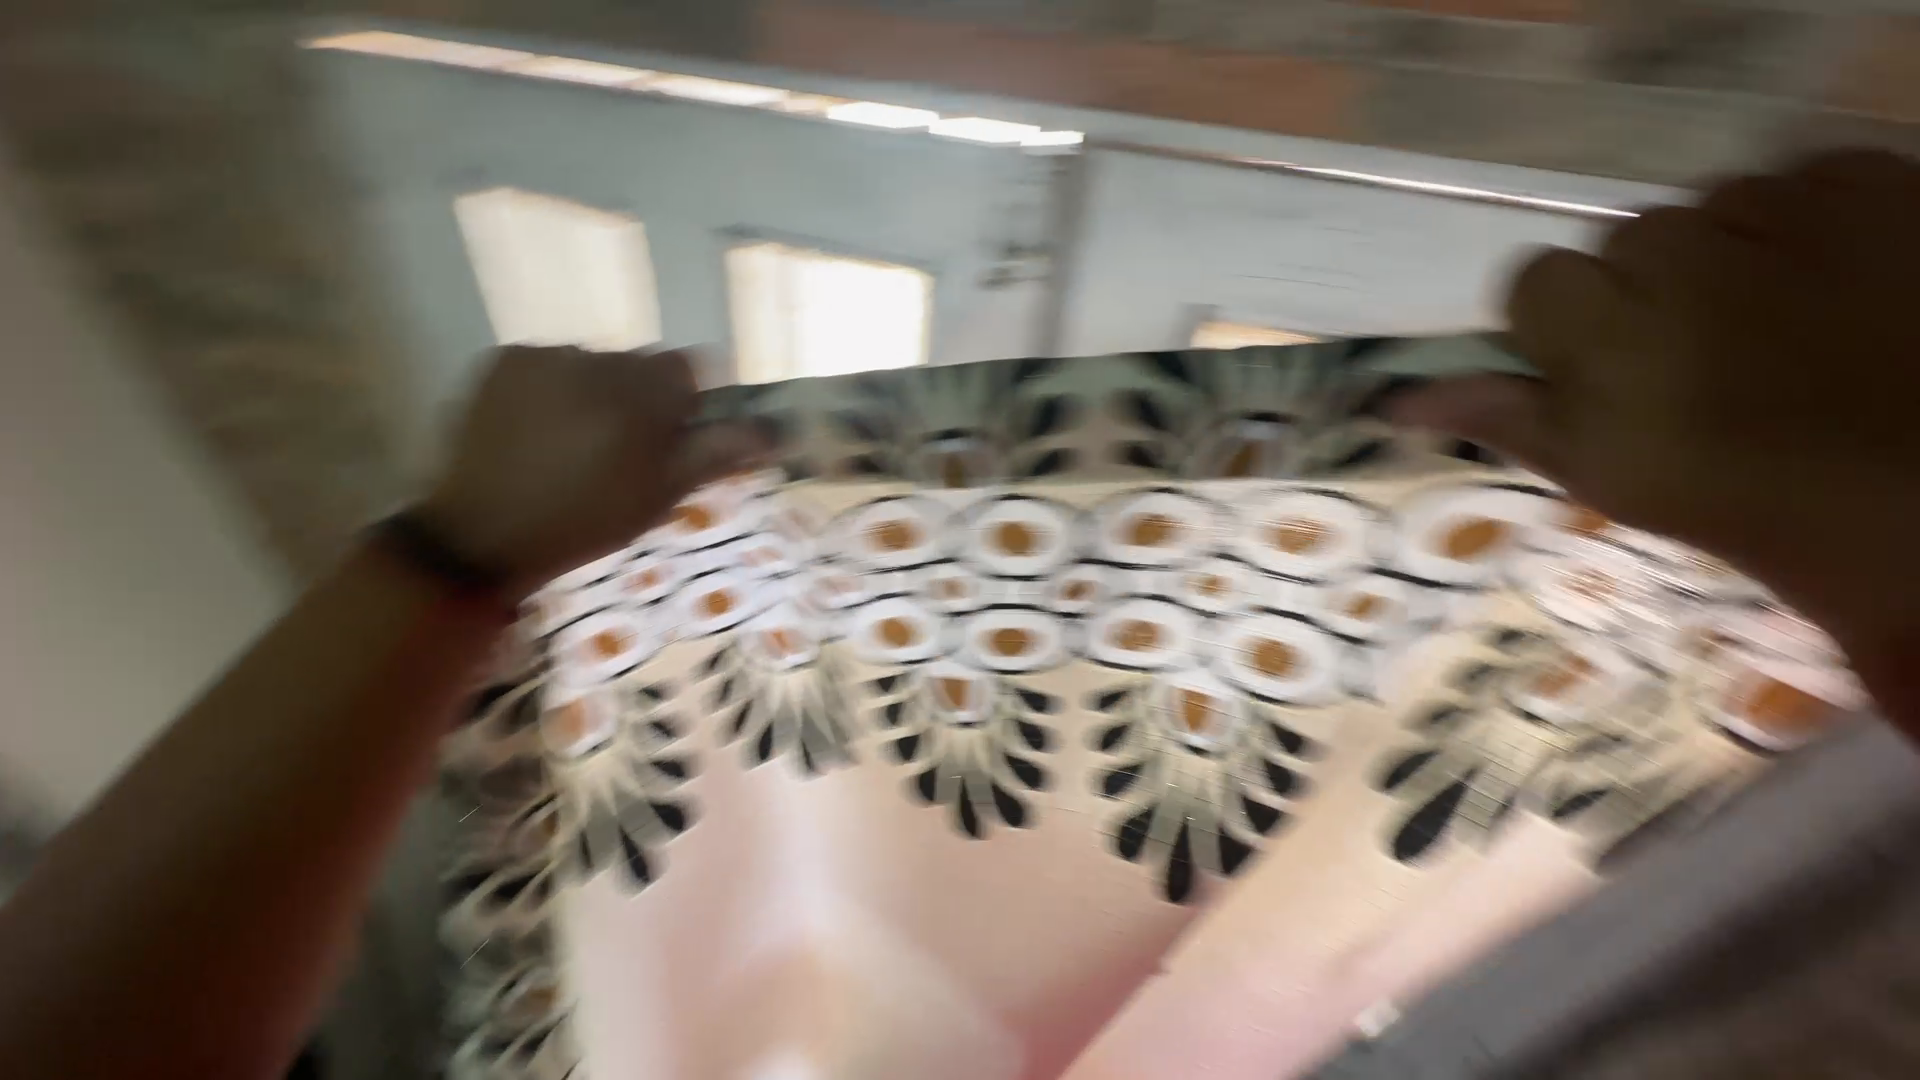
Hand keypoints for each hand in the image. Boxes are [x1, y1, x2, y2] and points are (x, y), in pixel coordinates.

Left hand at [418, 346, 765, 599]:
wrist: (482, 535)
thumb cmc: (586, 522)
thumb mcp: (661, 495)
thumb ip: (716, 453)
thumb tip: (772, 432)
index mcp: (638, 397)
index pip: (688, 369)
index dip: (685, 404)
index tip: (669, 440)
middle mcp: (593, 361)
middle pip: (641, 364)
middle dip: (641, 398)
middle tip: (621, 450)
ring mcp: (543, 357)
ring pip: (596, 363)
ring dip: (599, 392)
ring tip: (575, 442)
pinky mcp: (503, 360)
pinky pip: (551, 363)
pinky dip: (556, 389)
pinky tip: (541, 430)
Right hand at [1391, 150, 1919, 662]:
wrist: (1899, 481)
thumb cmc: (1712, 483)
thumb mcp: (1583, 462)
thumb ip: (1493, 412)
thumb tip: (1391, 402)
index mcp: (1594, 322)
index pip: (1533, 281)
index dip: (1555, 325)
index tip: (1593, 367)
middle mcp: (1671, 248)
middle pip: (1616, 244)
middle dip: (1633, 289)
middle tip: (1679, 352)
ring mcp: (1775, 210)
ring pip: (1702, 210)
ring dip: (1714, 254)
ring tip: (1761, 317)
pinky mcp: (1868, 180)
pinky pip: (1794, 180)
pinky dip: (1796, 221)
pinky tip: (1820, 277)